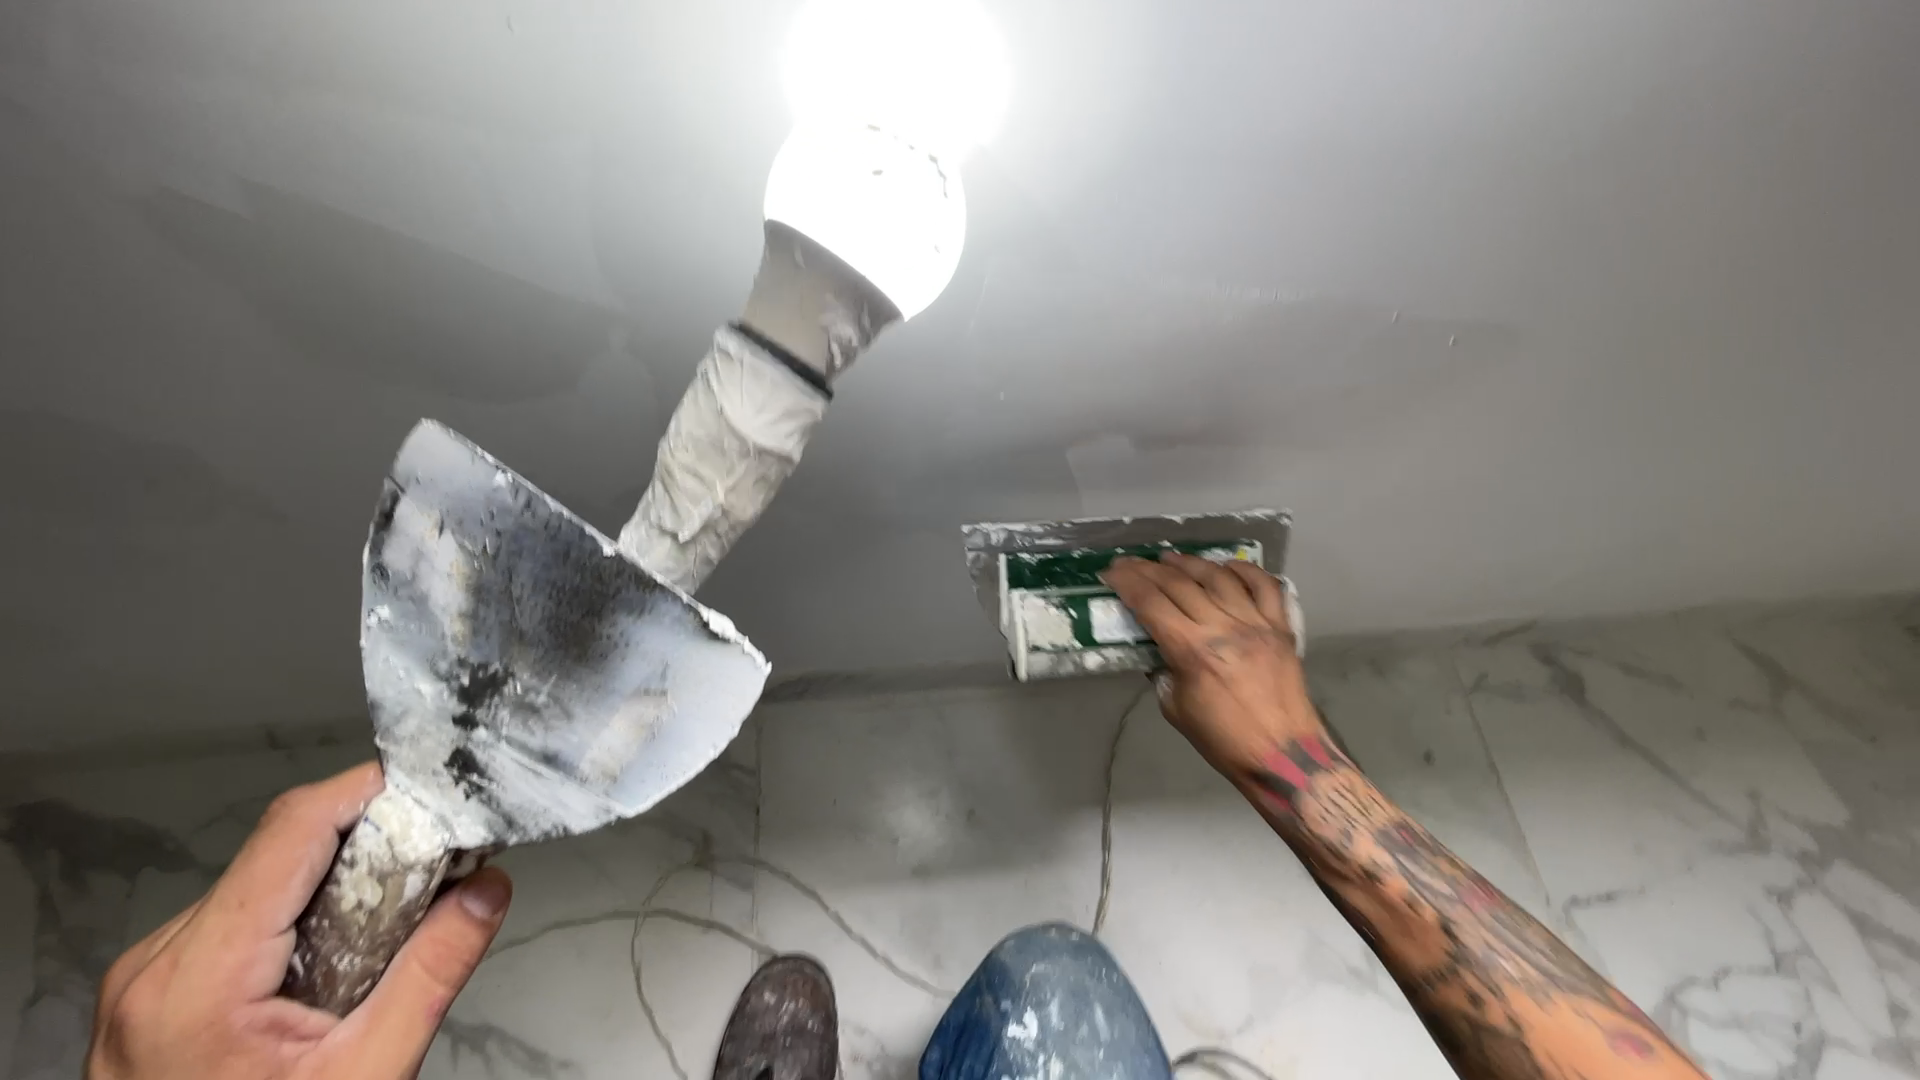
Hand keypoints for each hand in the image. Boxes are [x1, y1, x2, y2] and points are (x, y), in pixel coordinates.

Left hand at [87, 763, 512, 1079]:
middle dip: (374, 836)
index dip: (369, 788)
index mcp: (198, 978)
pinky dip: (316, 902)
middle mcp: (161, 959)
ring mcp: (154, 971)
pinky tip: (355, 940)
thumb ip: (431, 976)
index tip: (440, 786)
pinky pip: (253, 907)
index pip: (291, 829)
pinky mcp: (163, 982)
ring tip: (408, 907)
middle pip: (284, 847)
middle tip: (446, 855)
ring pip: (272, 873)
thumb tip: (491, 886)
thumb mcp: (366, 1075)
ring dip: (348, 871)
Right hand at [1103, 553, 1326, 776]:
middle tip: (1132, 562)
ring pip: (1218, 577)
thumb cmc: (1223, 739)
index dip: (1126, 582)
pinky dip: (1244, 570)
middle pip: (1178, 584)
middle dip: (1148, 569)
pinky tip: (1226, 567)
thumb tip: (1158, 651)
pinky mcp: (1280, 627)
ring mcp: (1255, 623)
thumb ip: (1164, 672)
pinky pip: (1264, 586)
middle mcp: (1222, 627)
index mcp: (1191, 650)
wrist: (1284, 754)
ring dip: (1190, 563)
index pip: (1150, 603)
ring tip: (1171, 559)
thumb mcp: (1176, 709)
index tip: (1111, 572)